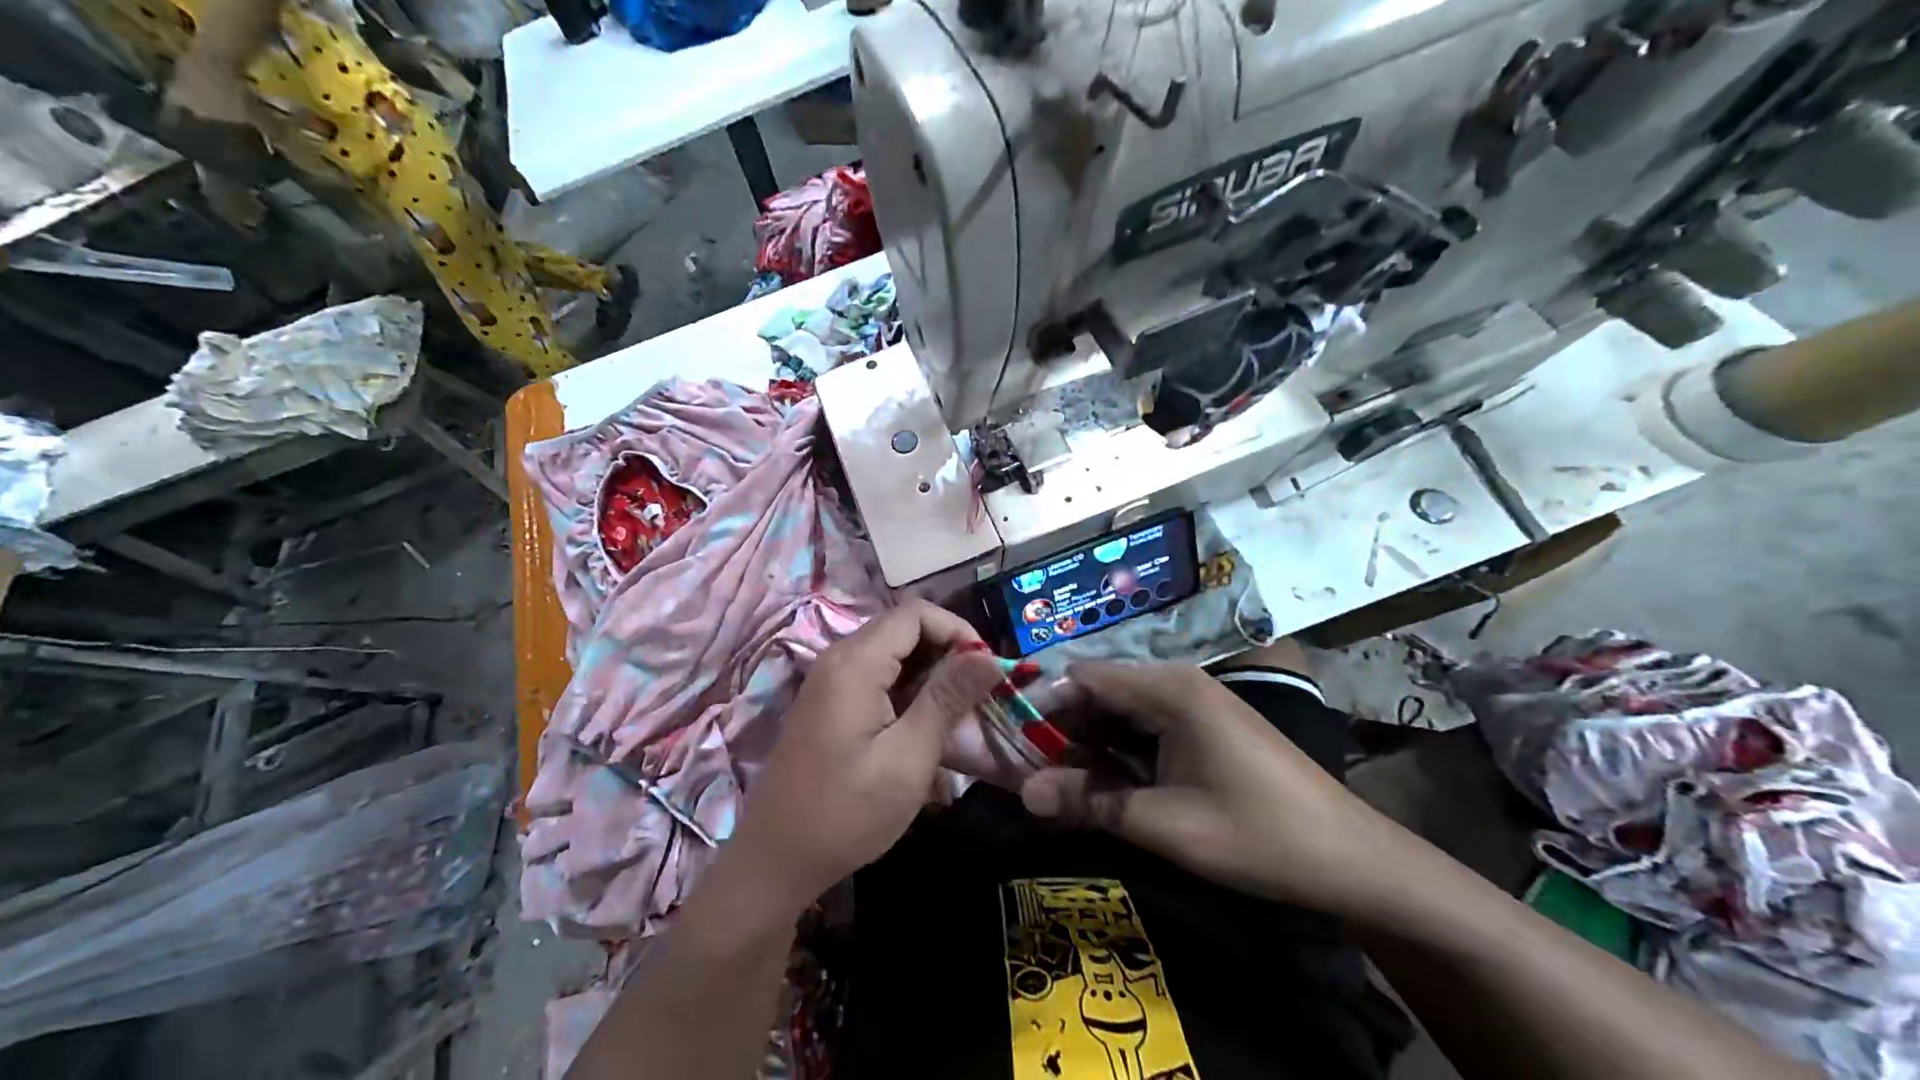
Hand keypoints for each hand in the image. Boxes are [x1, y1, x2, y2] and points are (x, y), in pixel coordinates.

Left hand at [724, 601, 1003, 911]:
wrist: (776, 859)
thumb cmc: (846, 812)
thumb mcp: (908, 758)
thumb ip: (948, 699)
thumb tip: (990, 657)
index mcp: (855, 663)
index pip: (916, 613)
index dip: (958, 631)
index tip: (987, 670)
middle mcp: (838, 659)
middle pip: (905, 630)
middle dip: (949, 655)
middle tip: (980, 697)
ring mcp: (830, 682)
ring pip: (894, 656)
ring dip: (932, 678)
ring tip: (960, 718)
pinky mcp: (830, 704)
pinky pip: (878, 679)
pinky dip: (909, 694)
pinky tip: (927, 731)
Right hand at [1020, 661, 1405, 915]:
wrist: (1352, 860)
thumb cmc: (1258, 835)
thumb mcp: (1166, 825)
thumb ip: (1090, 802)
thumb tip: (1022, 793)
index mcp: (1170, 690)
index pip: (1084, 677)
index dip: (1043, 705)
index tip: (1011, 743)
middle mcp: (1179, 684)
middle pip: (1100, 692)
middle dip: (1063, 729)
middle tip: (1028, 771)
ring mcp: (1196, 705)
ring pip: (1122, 712)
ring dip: (1089, 744)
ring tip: (1058, 783)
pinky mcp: (1206, 727)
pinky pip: (1147, 728)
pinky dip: (1119, 752)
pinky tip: (1105, 785)